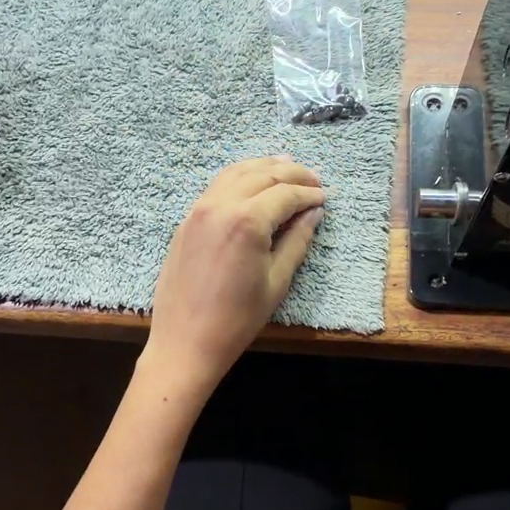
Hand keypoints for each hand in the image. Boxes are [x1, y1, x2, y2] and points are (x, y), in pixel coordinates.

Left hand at [143, 157, 324, 399]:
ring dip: (263, 167)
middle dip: (291, 174)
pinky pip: (216, 187)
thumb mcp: (276, 282)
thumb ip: (297, 241)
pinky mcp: (186, 221)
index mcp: (247, 221)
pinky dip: (239, 178)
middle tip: (313, 180)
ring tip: (286, 167)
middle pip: (261, 175)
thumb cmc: (236, 320)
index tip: (324, 198)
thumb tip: (313, 213)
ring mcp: (198, 210)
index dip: (309, 194)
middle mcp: (220, 205)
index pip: (285, 194)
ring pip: (235, 173)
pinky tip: (252, 184)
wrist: (185, 342)